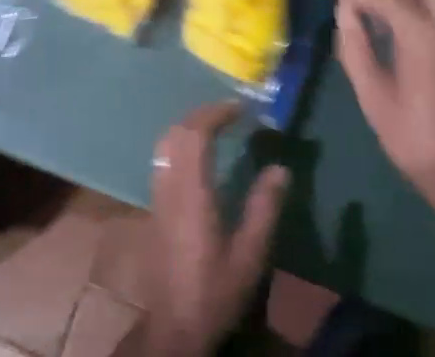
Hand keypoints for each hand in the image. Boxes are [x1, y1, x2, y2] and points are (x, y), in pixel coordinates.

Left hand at [138, 102, 289, 355]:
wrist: (174, 325)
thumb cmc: (215, 291)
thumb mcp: (250, 255)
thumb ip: (264, 208)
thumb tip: (280, 168)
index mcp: (192, 194)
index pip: (195, 135)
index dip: (216, 114)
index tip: (241, 108)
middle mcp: (169, 188)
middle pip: (176, 133)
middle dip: (202, 115)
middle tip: (232, 113)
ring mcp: (157, 197)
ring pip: (165, 144)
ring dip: (189, 127)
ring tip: (219, 128)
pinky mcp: (154, 207)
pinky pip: (163, 159)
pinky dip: (181, 144)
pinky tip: (202, 157)